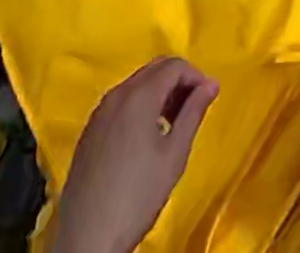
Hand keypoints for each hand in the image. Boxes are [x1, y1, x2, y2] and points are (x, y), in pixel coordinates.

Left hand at [50, 58, 217, 252]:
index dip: (196, 76)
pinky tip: (147, 136)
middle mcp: (116, 94)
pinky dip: (141, 105)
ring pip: (137, 83)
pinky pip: (121, 101)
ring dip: (160, 92)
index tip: (208, 98)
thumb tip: (211, 84)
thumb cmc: (139, 194)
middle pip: (155, 69)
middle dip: (179, 81)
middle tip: (193, 108)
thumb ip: (194, 111)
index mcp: (139, 95)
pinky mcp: (90, 130)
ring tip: (173, 124)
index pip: (174, 65)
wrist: (88, 238)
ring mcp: (99, 112)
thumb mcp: (175, 153)